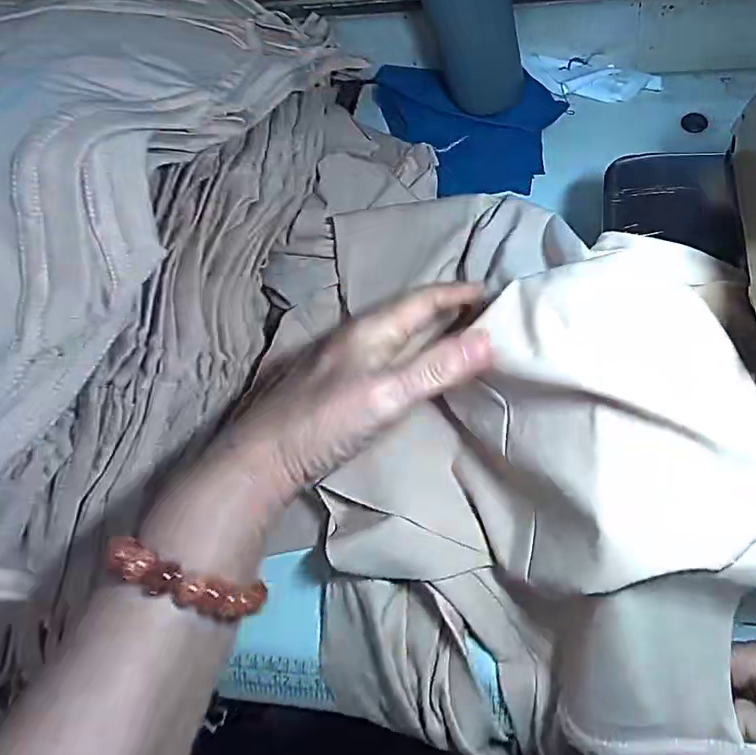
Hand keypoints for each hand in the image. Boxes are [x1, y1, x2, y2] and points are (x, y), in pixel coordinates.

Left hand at [203, 282, 493, 504]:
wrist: (260, 460)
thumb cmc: (325, 423)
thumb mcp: (388, 395)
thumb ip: (438, 367)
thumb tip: (490, 338)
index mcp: (371, 328)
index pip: (425, 299)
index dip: (460, 294)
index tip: (495, 294)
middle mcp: (359, 335)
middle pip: (413, 312)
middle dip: (450, 307)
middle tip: (487, 312)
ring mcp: (347, 358)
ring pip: (401, 332)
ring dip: (434, 328)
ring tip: (463, 333)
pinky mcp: (341, 382)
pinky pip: (392, 352)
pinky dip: (418, 350)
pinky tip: (420, 365)